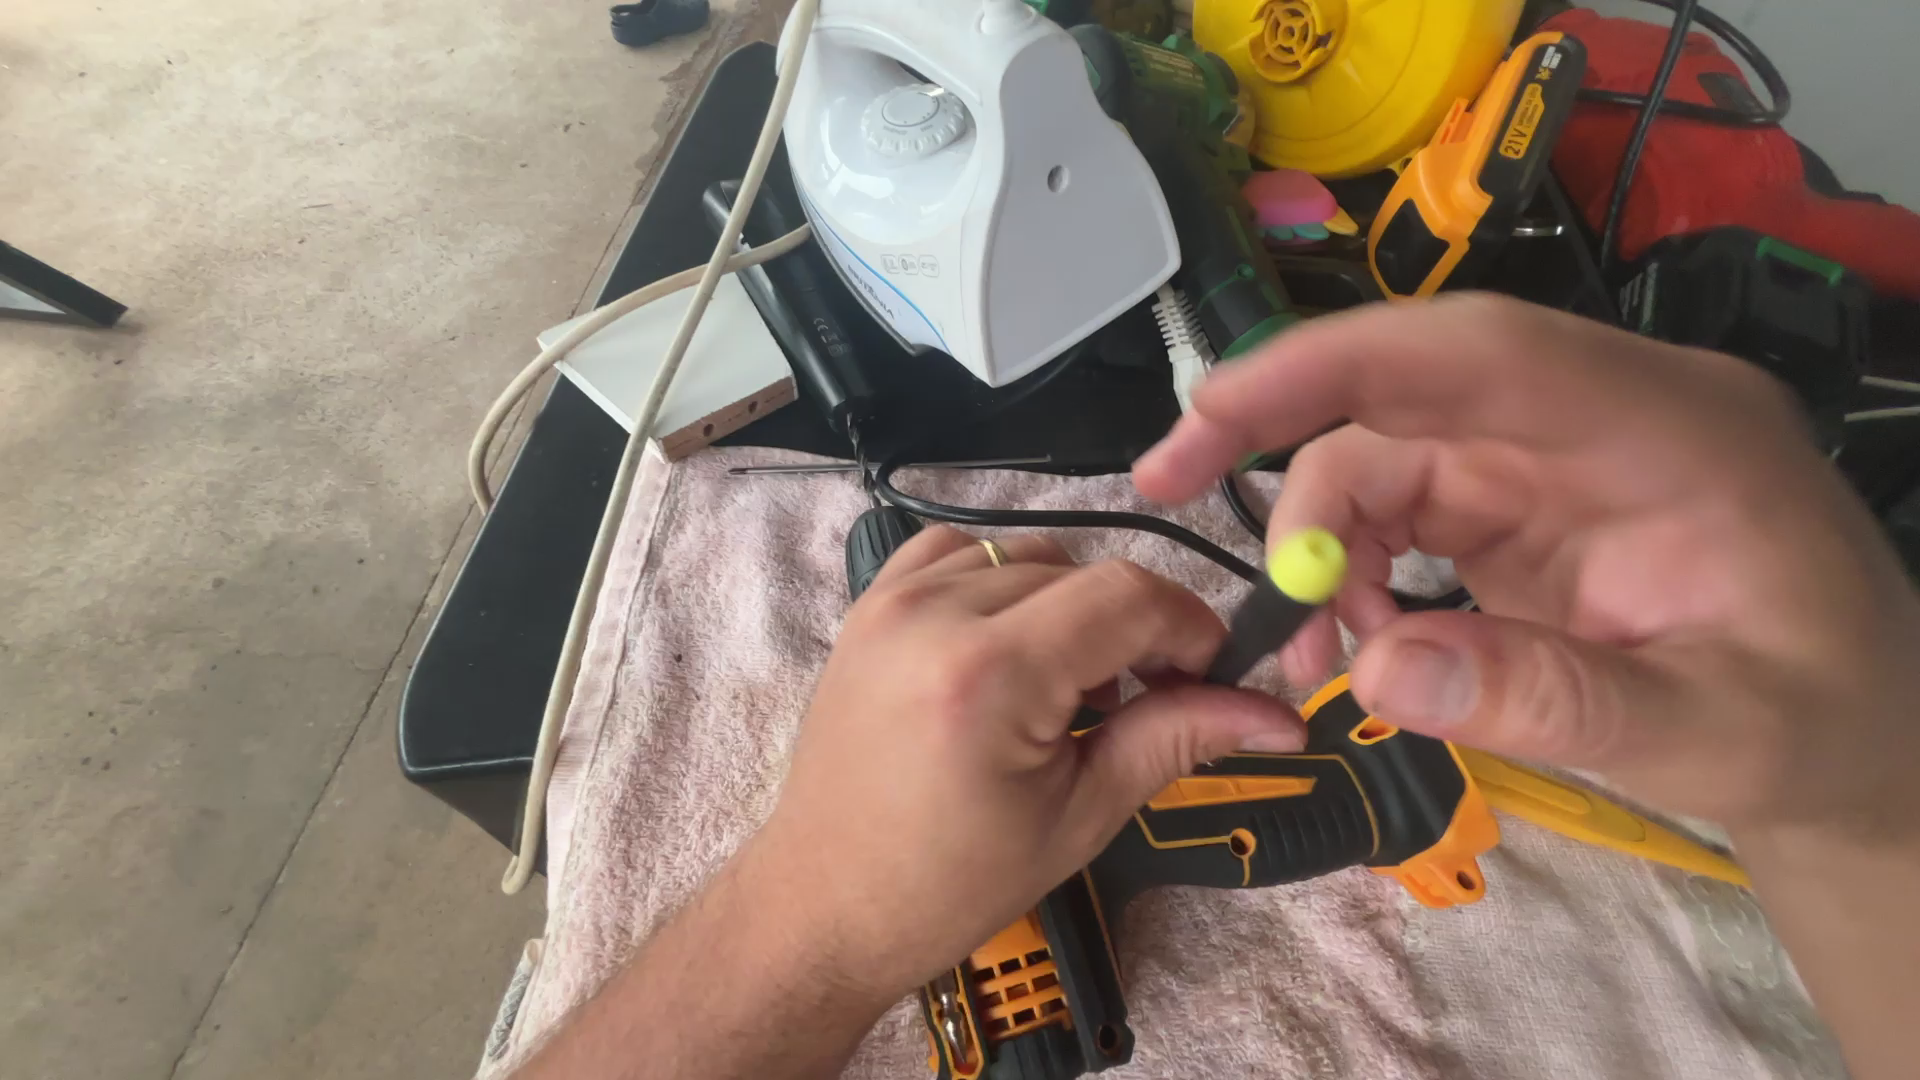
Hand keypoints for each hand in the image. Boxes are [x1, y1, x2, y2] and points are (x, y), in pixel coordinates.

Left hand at [742, 527, 1303, 1004]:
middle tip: (1135, 698)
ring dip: (1066, 602)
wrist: (826, 898)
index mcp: (990, 673)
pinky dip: (998, 576)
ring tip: (1061, 678)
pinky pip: (956, 549)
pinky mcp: (868, 603)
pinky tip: (1002, 635)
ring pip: (1025, 554)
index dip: (1187, 624)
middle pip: (1080, 572)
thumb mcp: (1080, 817)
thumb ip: (1175, 740)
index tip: (1207, 671)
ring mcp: (892, 598)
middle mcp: (935, 612)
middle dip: (1131, 626)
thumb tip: (1277, 717)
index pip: (1125, 596)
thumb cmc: (954, 881)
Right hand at [1135, 294, 1919, 842]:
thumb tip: (1377, 673)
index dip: (1325, 364)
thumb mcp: (1714, 733)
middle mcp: (1573, 413)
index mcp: (1656, 424)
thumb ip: (1552, 699)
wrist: (1839, 739)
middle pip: (1384, 384)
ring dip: (1312, 547)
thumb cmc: (1811, 723)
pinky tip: (1353, 638)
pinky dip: (1337, 571)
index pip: (1464, 351)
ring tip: (1314, 651)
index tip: (1210, 409)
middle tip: (1165, 480)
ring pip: (1362, 456)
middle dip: (1262, 426)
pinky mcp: (1489, 496)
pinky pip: (1375, 508)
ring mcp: (1524, 452)